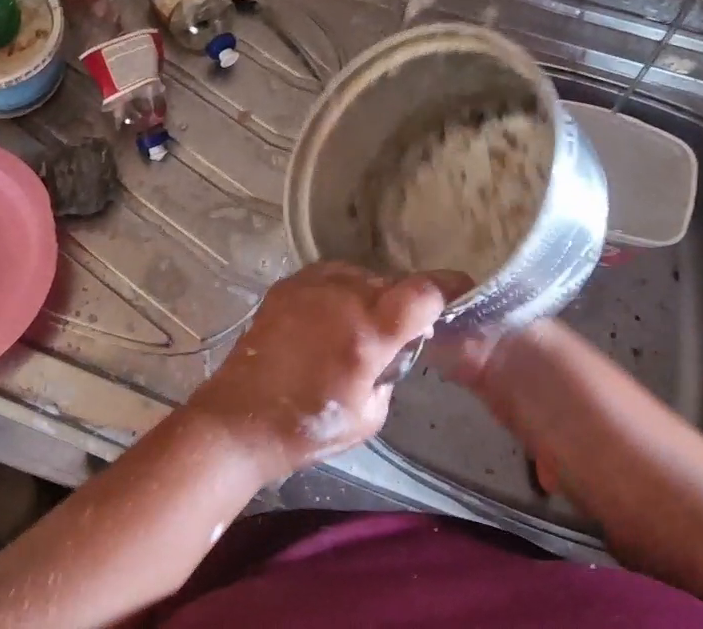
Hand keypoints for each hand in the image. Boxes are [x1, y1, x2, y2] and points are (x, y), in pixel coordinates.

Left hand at [180, 262, 452, 482]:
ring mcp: (310, 286)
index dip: (448, 289)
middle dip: (403, 304)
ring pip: (360, 275)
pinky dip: (339, 293)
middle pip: (392, 282)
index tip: (462, 294)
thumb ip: (391, 373)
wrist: (240, 418)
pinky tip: (330, 319)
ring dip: (369, 296)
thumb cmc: (309, 427)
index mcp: (369, 331)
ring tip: (360, 328)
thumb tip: (393, 350)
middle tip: (399, 333)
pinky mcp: (285, 286)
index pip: (423, 291)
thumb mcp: (371, 416)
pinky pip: (328, 277)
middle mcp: (343, 296)